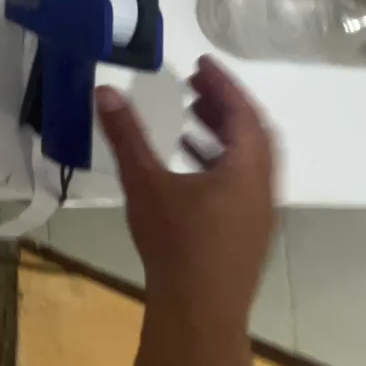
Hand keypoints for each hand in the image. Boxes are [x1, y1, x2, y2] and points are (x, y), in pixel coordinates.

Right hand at [96, 55, 277, 328]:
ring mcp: (256, 210)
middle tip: (194, 80)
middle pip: (254, 135)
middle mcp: (261, 188)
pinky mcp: (243, 226)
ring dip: (222, 128)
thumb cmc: (176, 238)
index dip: (227, 85)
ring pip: (248, 157)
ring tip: (189, 109)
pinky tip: (186, 155)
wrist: (199, 304)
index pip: (246, 117)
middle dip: (225, 104)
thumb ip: (125, 134)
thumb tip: (105, 89)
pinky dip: (217, 154)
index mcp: (246, 172)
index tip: (203, 62)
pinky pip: (239, 176)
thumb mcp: (144, 180)